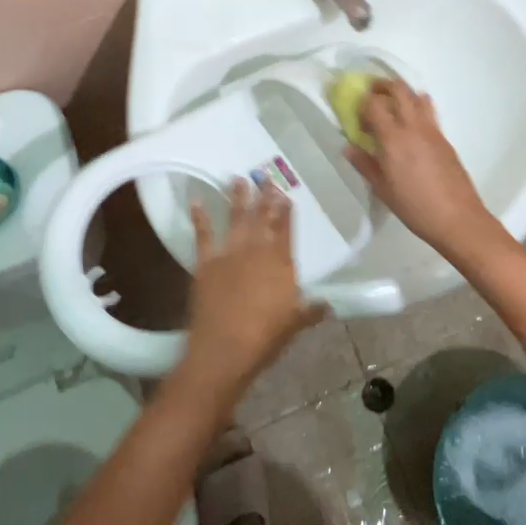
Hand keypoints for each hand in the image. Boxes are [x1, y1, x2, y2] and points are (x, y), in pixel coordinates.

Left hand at [180, 179, 324, 396]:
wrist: (225, 349)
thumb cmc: (265, 338)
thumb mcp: (295, 324)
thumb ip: (312, 311)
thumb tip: (330, 305)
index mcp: (281, 262)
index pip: (285, 228)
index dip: (285, 210)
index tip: (285, 194)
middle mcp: (257, 250)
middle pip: (262, 216)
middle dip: (265, 195)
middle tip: (265, 176)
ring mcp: (230, 252)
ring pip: (236, 217)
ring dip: (237, 197)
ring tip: (238, 178)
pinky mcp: (206, 262)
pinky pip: (203, 234)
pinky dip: (200, 217)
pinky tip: (196, 201)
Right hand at [345, 80, 501, 254]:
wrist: (457, 217)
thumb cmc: (414, 207)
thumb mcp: (383, 189)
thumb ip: (365, 164)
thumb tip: (348, 148)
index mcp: (393, 139)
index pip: (374, 104)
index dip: (363, 103)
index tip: (357, 116)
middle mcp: (413, 126)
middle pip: (399, 89)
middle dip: (382, 86)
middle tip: (372, 95)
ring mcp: (432, 130)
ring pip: (417, 95)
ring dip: (402, 93)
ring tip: (392, 108)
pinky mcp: (445, 138)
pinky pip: (429, 111)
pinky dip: (417, 107)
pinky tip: (411, 128)